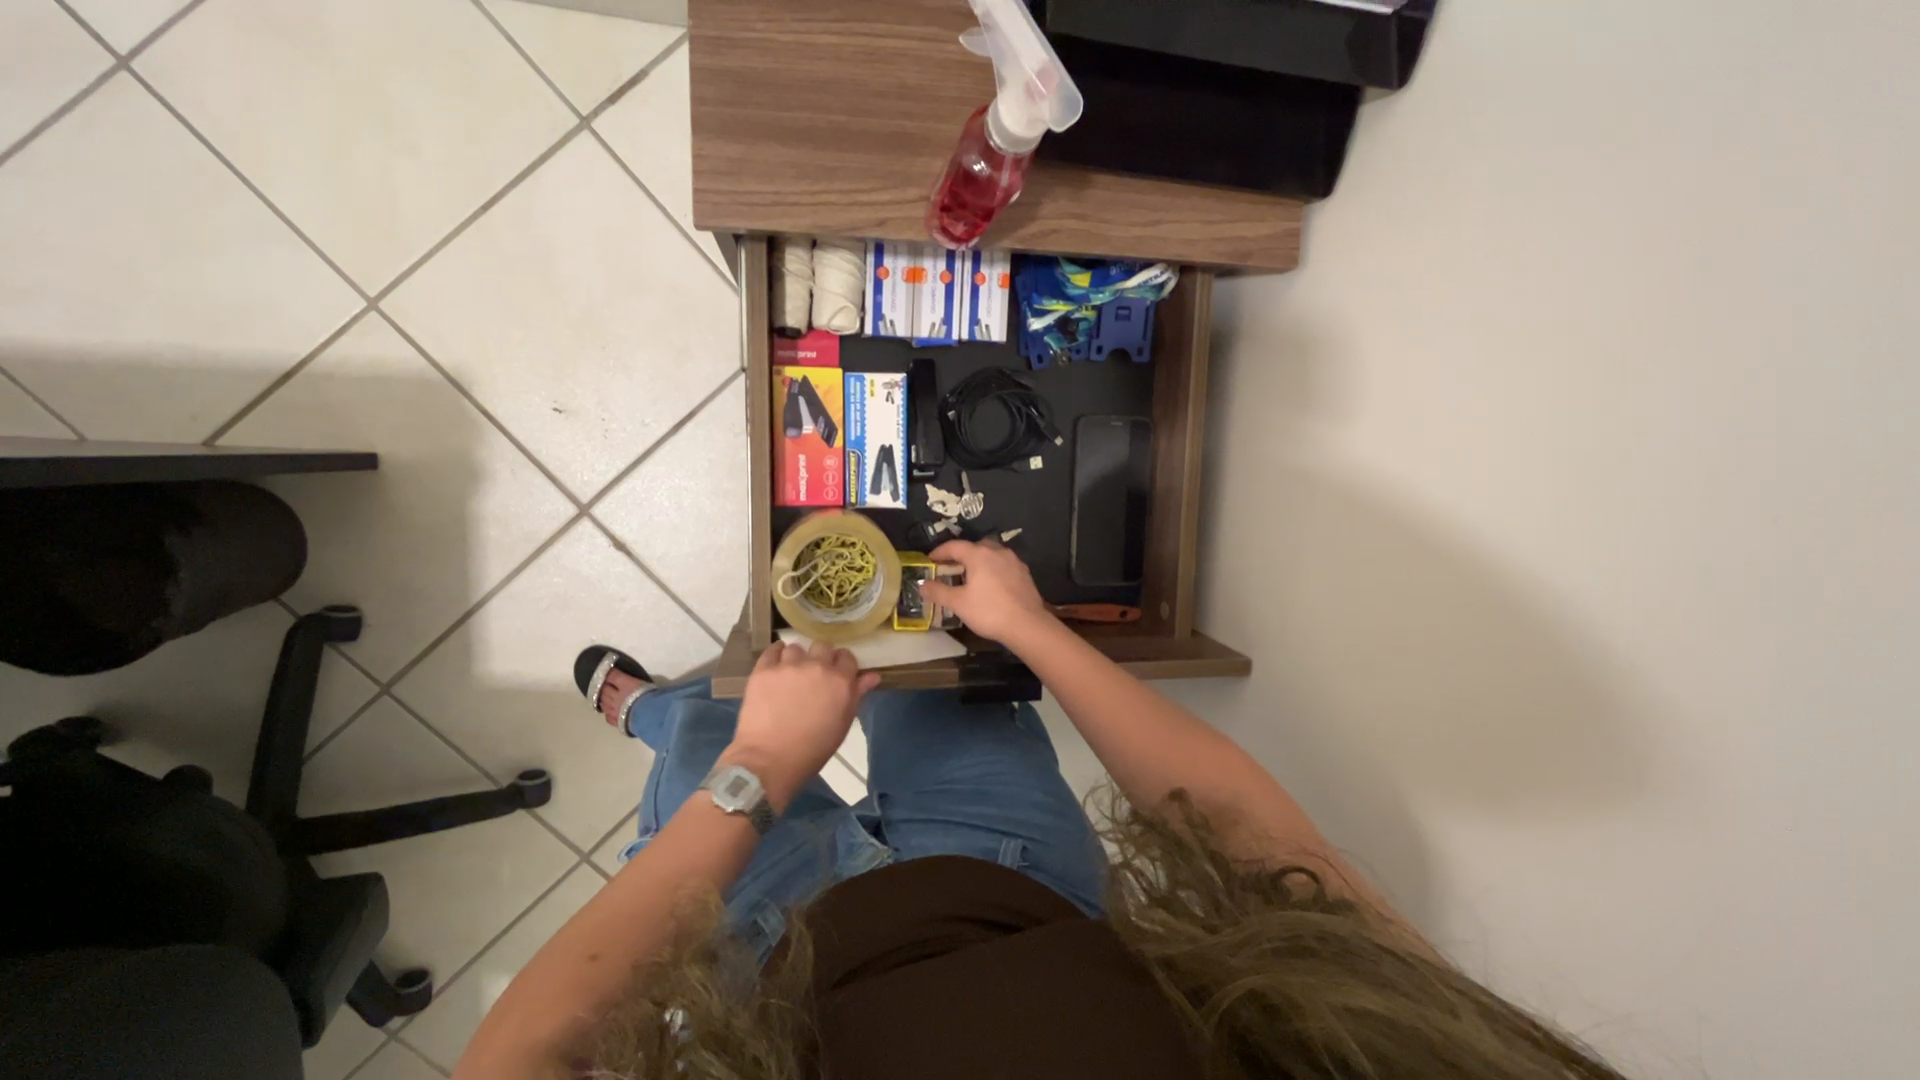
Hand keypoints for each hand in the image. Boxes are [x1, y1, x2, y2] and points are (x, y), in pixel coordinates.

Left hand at [722, 641, 879, 811]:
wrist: (769, 760)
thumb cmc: (812, 749)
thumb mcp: (842, 724)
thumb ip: (857, 695)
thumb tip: (872, 676)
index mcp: (840, 681)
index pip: (847, 656)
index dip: (842, 665)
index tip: (836, 676)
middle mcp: (817, 666)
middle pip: (823, 646)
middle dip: (821, 657)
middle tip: (814, 675)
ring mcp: (788, 666)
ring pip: (797, 648)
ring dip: (797, 658)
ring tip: (791, 675)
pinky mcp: (764, 670)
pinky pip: (773, 650)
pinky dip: (776, 654)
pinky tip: (776, 667)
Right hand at [919, 539, 1054, 646]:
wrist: (1027, 625)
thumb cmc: (989, 611)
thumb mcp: (958, 603)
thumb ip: (938, 591)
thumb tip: (922, 584)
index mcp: (979, 555)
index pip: (954, 546)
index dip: (940, 552)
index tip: (930, 560)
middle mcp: (997, 552)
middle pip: (975, 547)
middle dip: (961, 555)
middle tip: (950, 568)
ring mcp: (1014, 561)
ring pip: (991, 554)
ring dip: (979, 561)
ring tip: (970, 576)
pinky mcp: (1024, 573)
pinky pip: (1003, 565)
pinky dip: (993, 569)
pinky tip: (990, 584)